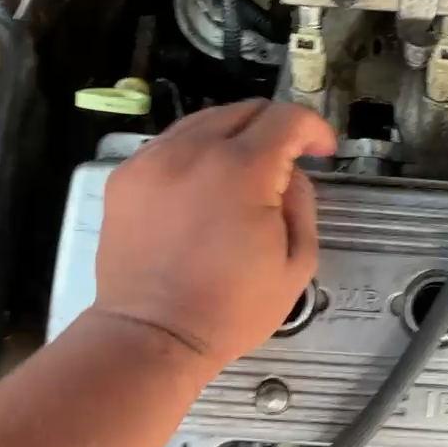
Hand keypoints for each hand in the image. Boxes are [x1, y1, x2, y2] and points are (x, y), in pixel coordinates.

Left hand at [89, 100, 336, 367]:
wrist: (152, 336)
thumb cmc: (231, 309)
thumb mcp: (296, 264)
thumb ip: (302, 203)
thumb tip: (290, 174)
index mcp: (242, 170)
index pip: (287, 118)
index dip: (314, 128)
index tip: (322, 150)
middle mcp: (194, 151)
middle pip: (246, 109)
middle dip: (276, 128)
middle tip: (286, 163)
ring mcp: (153, 159)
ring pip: (205, 120)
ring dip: (235, 136)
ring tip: (243, 174)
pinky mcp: (125, 176)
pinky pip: (171, 143)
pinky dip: (196, 152)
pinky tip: (203, 186)